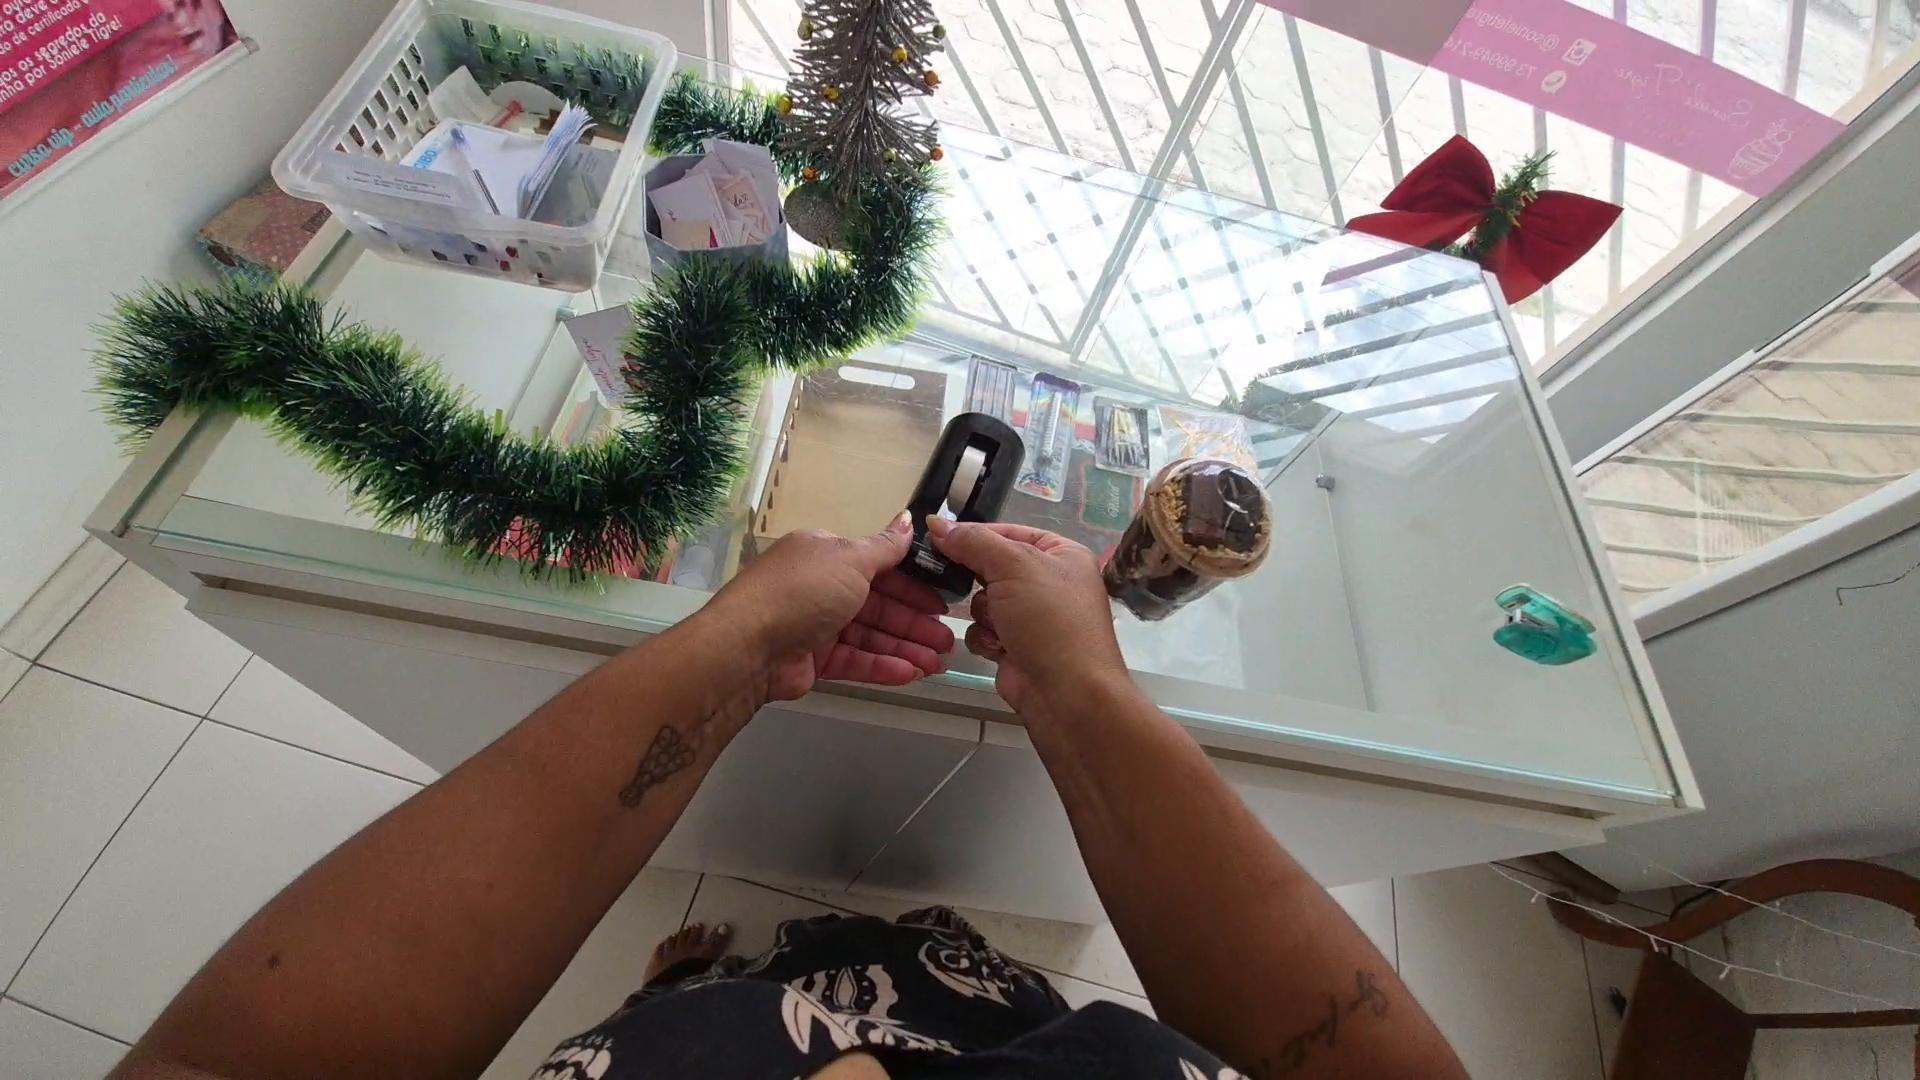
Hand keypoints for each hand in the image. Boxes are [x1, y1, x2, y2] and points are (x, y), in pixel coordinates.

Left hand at [703, 514, 955, 702]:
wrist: (747, 647)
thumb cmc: (801, 592)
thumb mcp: (850, 560)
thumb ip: (885, 547)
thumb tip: (909, 519)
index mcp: (827, 555)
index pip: (880, 568)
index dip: (913, 585)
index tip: (940, 602)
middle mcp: (822, 587)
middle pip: (879, 605)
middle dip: (914, 623)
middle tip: (947, 641)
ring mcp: (817, 625)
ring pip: (871, 635)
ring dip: (905, 648)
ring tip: (937, 664)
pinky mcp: (814, 660)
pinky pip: (856, 660)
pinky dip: (883, 666)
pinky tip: (910, 673)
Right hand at [924, 517, 1129, 715]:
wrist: (1067, 693)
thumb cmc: (1050, 619)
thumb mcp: (1013, 566)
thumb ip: (973, 542)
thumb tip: (936, 523)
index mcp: (1061, 554)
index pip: (1009, 532)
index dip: (976, 535)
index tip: (941, 538)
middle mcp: (1049, 582)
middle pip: (992, 567)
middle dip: (980, 581)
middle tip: (968, 583)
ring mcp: (1033, 617)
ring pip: (983, 600)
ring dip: (985, 613)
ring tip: (1000, 626)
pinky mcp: (1017, 646)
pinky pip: (984, 630)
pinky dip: (987, 638)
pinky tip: (1000, 648)